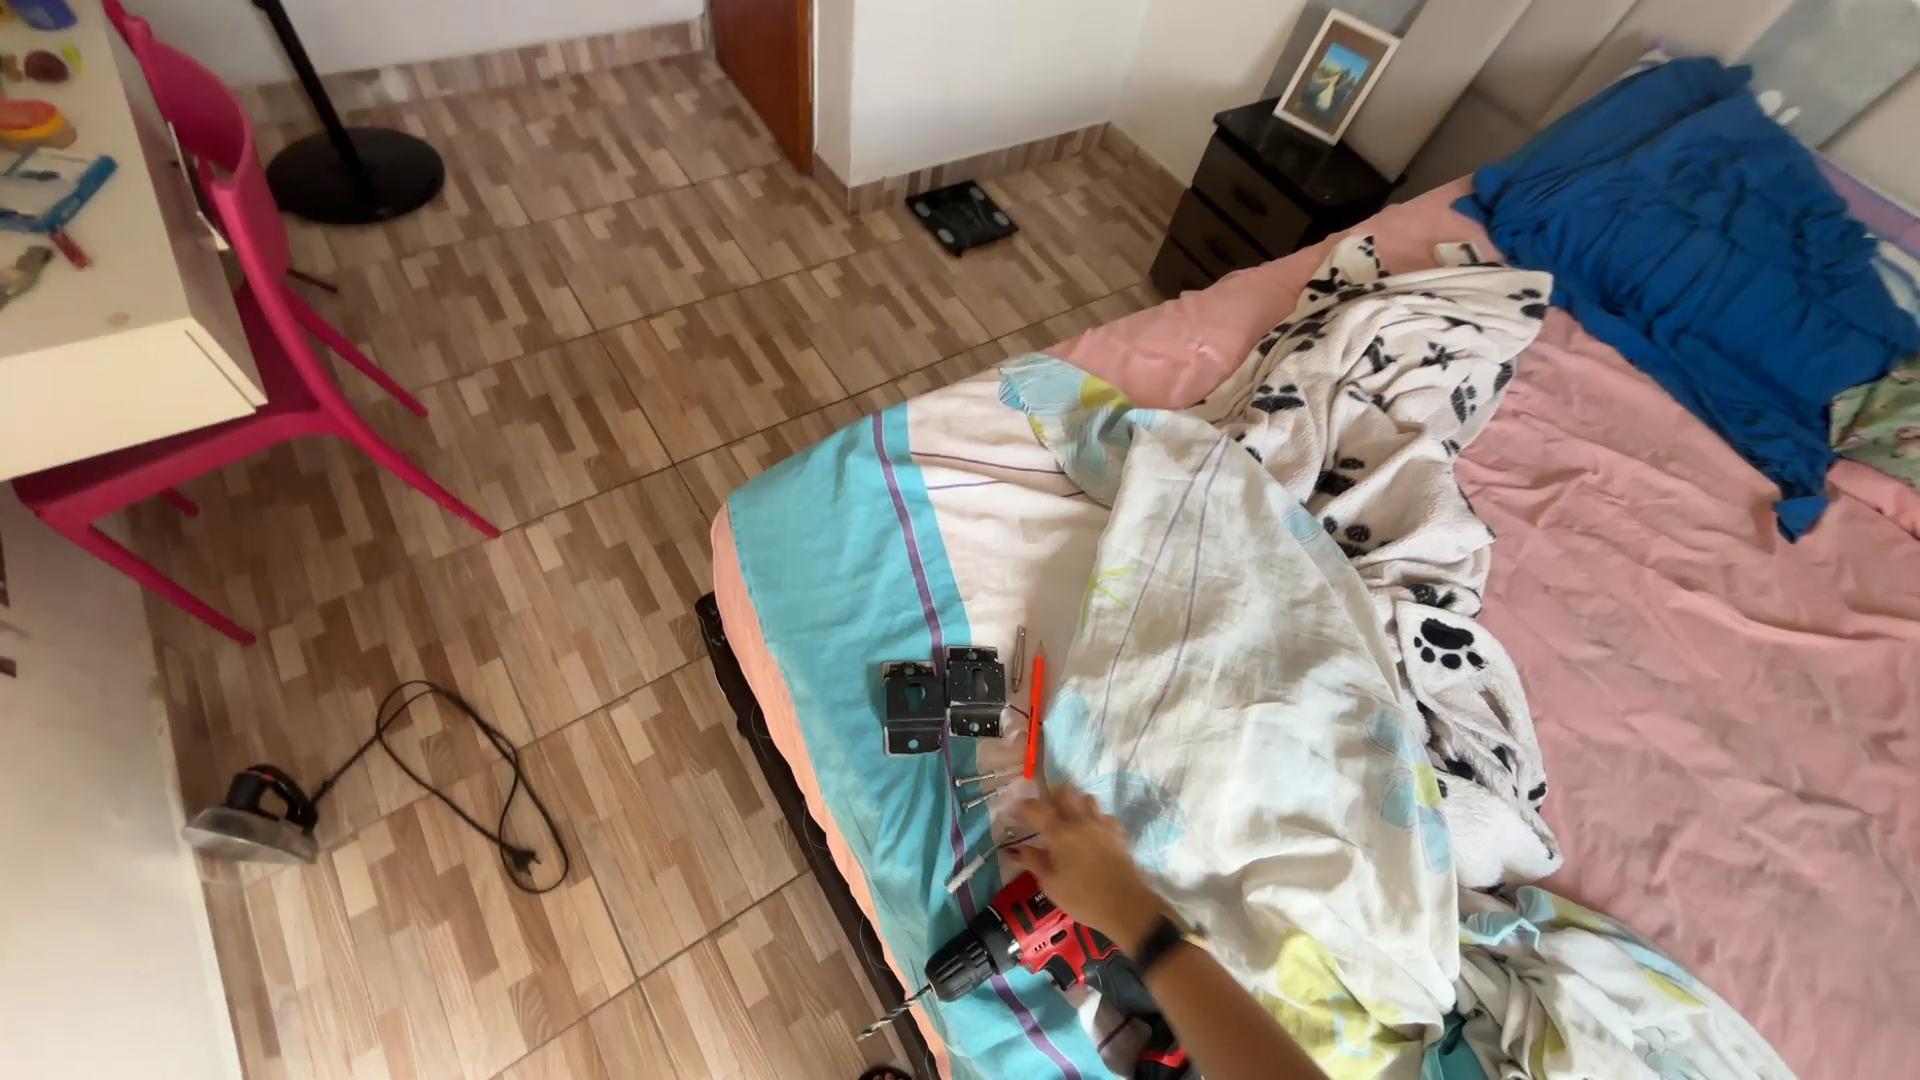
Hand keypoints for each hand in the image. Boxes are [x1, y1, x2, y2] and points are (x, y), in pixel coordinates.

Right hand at [1007, 787, 1170, 954]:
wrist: (1126, 906)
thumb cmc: (1083, 898)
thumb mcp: (1051, 885)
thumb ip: (1034, 862)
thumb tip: (1019, 848)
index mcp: (1060, 834)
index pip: (1036, 808)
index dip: (1022, 806)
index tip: (1013, 812)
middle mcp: (1080, 821)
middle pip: (1064, 792)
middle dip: (1051, 797)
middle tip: (1044, 813)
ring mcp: (1101, 824)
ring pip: (1086, 798)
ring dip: (1074, 803)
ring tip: (1069, 819)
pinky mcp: (1118, 832)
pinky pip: (1104, 815)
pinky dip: (1095, 818)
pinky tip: (1092, 832)